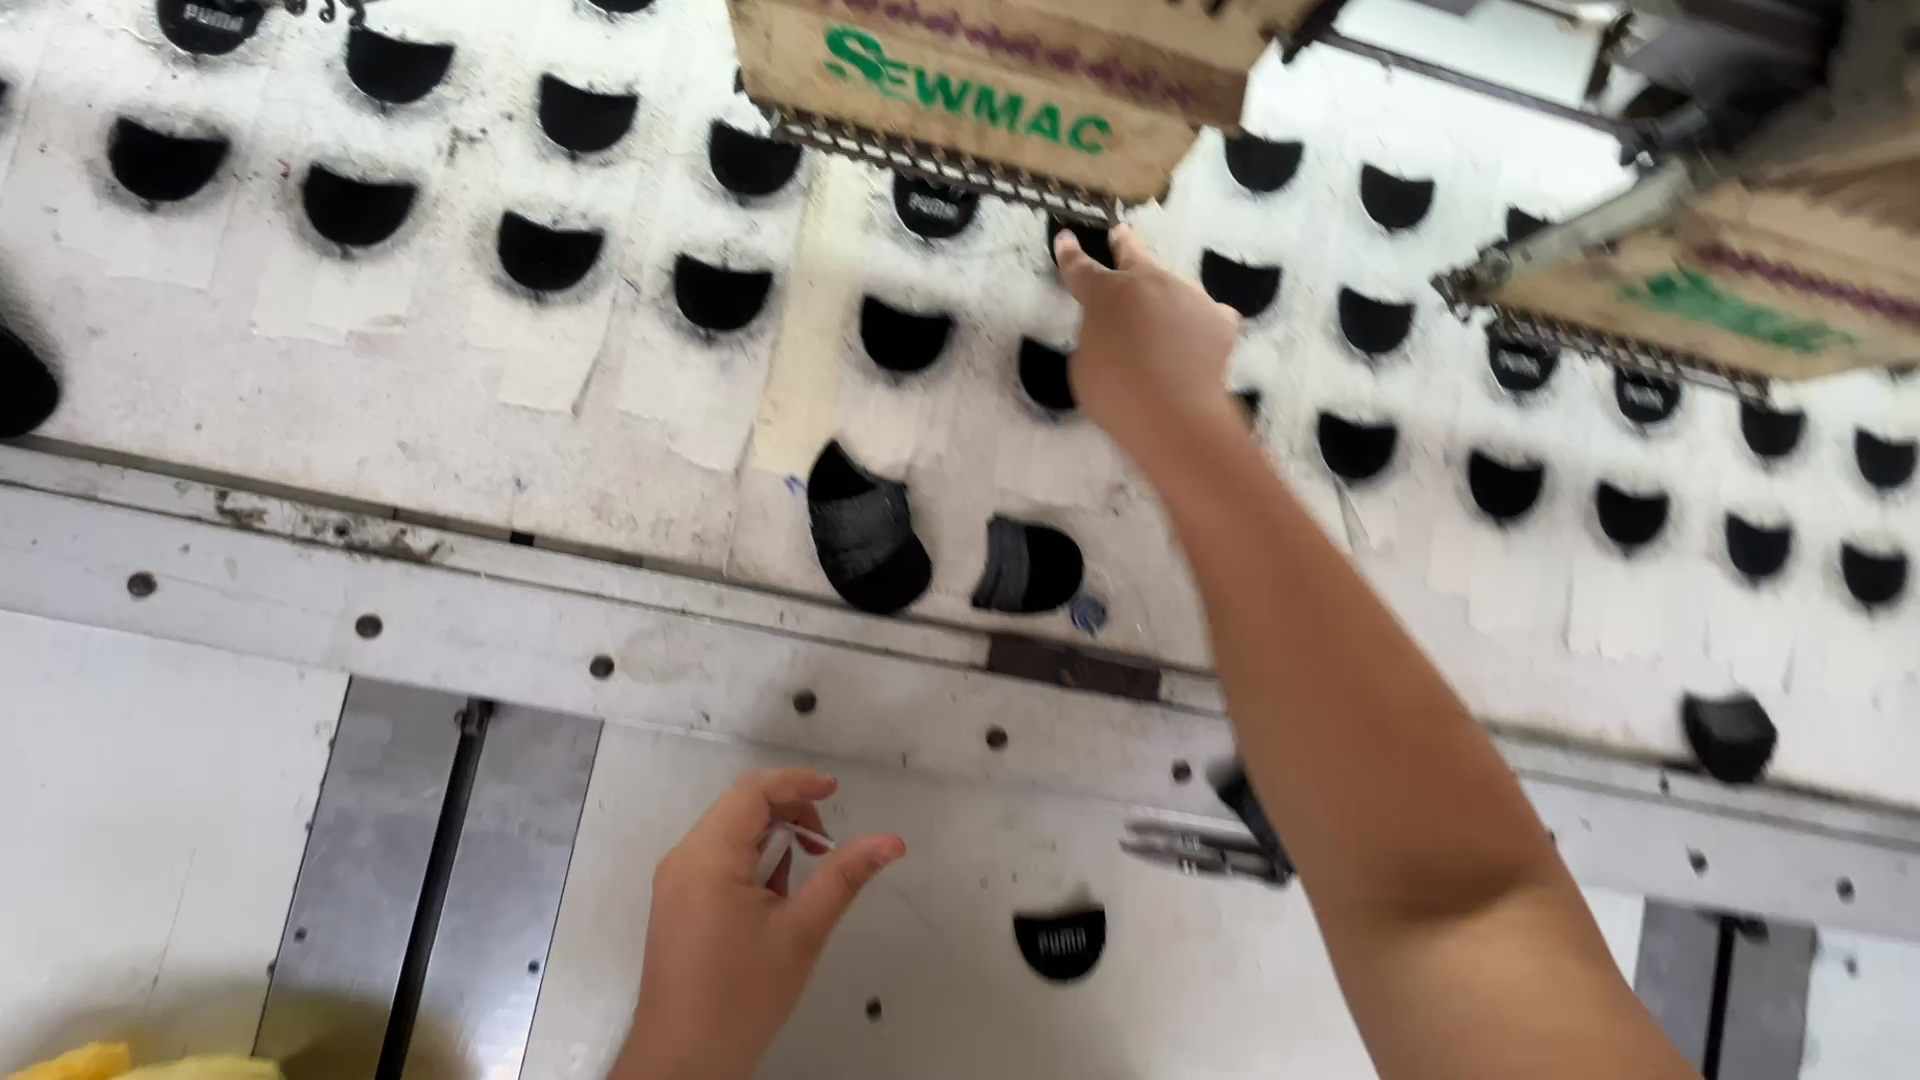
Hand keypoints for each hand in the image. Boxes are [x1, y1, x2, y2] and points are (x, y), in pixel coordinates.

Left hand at [616, 768, 905, 1079]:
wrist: (682, 1065)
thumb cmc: (742, 996)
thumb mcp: (802, 932)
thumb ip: (845, 876)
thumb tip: (892, 842)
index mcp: (708, 857)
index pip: (753, 791)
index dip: (796, 782)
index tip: (834, 792)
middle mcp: (684, 858)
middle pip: (741, 807)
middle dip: (789, 813)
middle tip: (824, 844)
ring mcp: (676, 881)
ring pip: (731, 831)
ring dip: (772, 839)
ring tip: (801, 879)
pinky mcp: (678, 902)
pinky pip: (719, 857)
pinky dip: (753, 860)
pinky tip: (774, 898)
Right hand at [1055, 225, 1243, 468]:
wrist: (1174, 414)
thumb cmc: (1115, 394)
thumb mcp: (1084, 366)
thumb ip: (1095, 339)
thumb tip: (1111, 335)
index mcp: (1106, 294)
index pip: (1081, 269)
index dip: (1070, 255)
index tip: (1065, 238)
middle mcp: (1149, 283)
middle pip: (1135, 255)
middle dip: (1125, 244)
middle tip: (1121, 233)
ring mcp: (1189, 296)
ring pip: (1174, 284)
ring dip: (1164, 291)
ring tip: (1162, 308)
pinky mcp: (1220, 319)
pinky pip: (1206, 314)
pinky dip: (1198, 323)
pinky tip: (1196, 339)